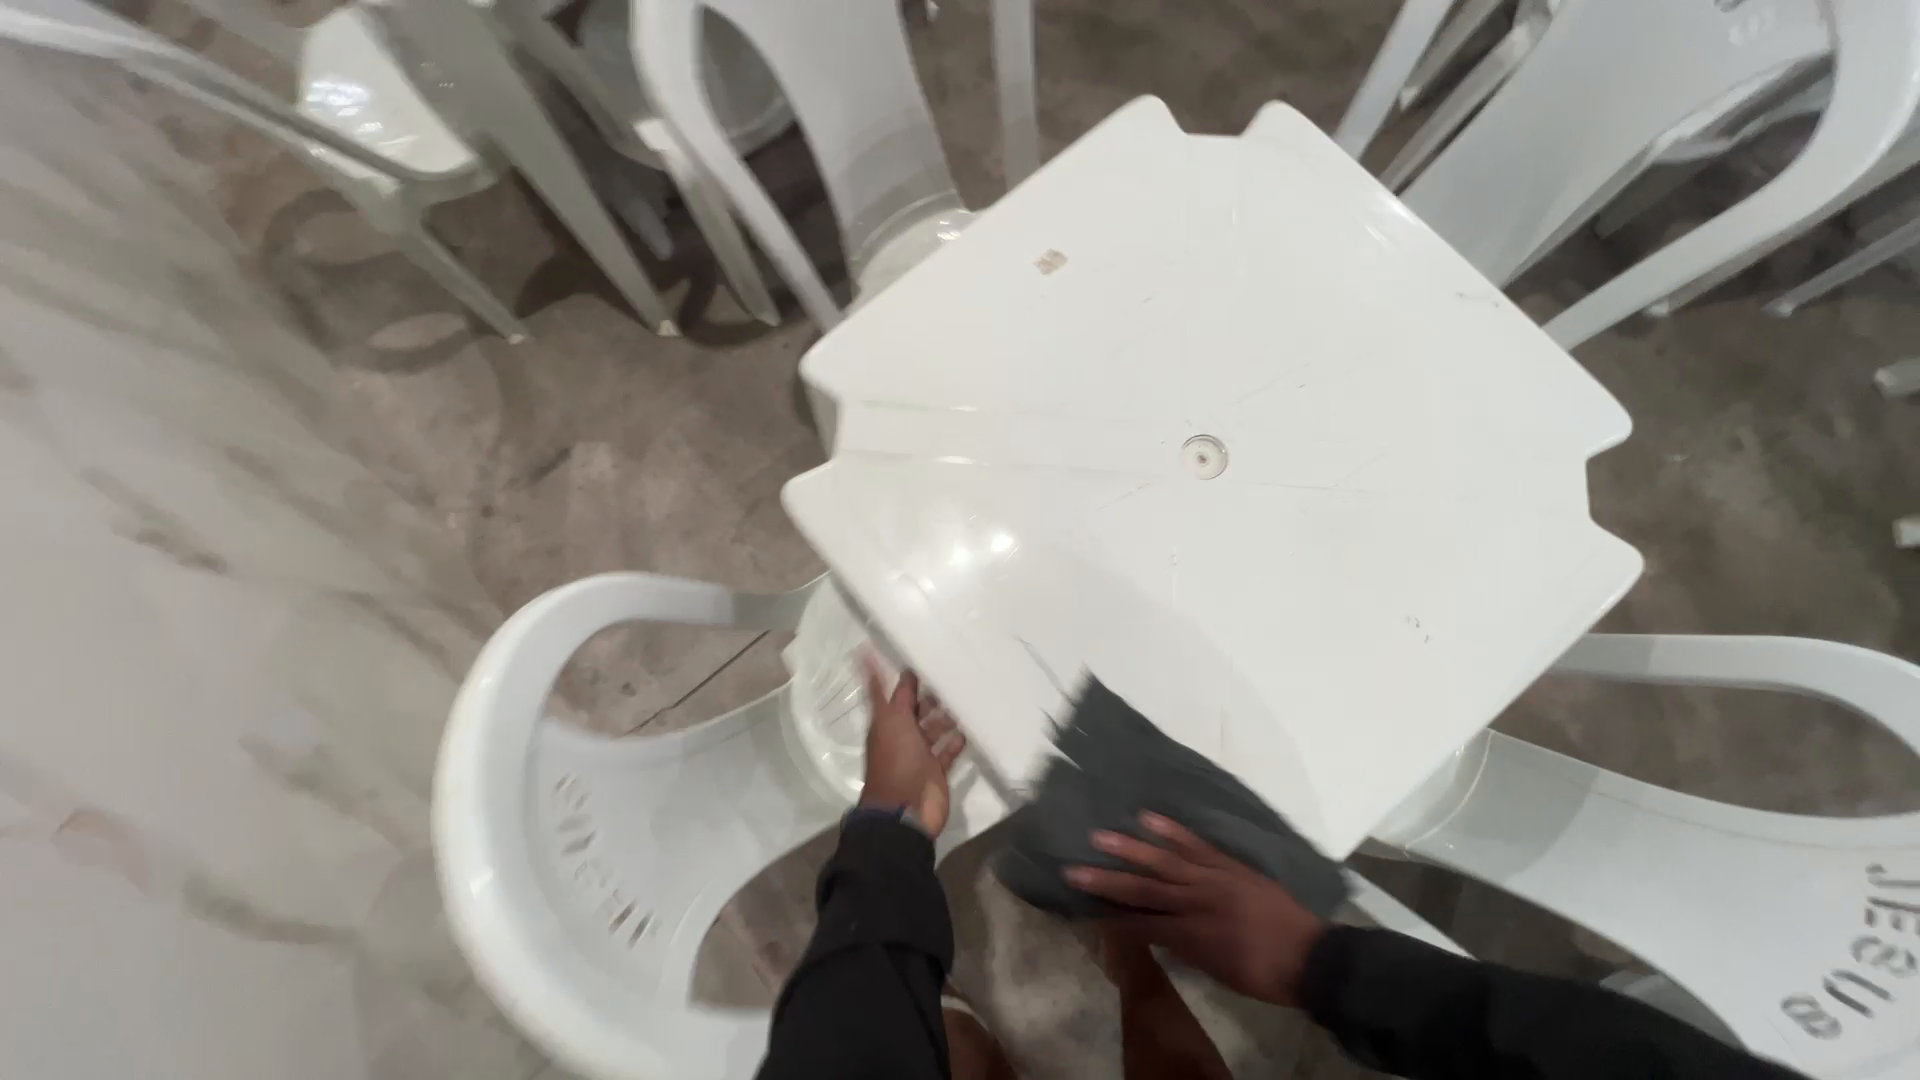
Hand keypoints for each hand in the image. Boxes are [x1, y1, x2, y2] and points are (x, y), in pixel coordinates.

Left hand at [858, 653, 966, 835]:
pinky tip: (969, 730)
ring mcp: (921, 754)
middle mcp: (904, 736)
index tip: (929, 658)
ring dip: (947, 718)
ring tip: (967, 700)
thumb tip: (862, 652)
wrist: (905, 810)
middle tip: (957, 678)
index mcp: (889, 722)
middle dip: (933, 697)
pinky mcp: (937, 771)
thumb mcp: (889, 719)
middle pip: (919, 712)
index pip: (899, 694)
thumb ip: (880, 689)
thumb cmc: (897, 760)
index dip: (909, 679)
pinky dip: (956, 742)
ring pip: (935, 730)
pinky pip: (948, 752)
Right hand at [1066, 813, 1326, 1005]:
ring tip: (1099, 836)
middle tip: (1075, 869)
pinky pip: (1196, 844)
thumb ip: (1184, 948)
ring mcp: (1213, 878)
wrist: (1311, 956)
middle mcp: (1197, 903)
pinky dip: (1171, 830)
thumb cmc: (1262, 974)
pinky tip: (1146, 817)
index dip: (1111, 915)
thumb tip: (1152, 932)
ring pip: (1164, 861)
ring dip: (1129, 848)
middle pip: (1144, 889)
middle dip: (1107, 881)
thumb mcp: (1218, 971)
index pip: (1142, 923)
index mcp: (1192, 936)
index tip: (1084, 906)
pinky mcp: (1229, 864)